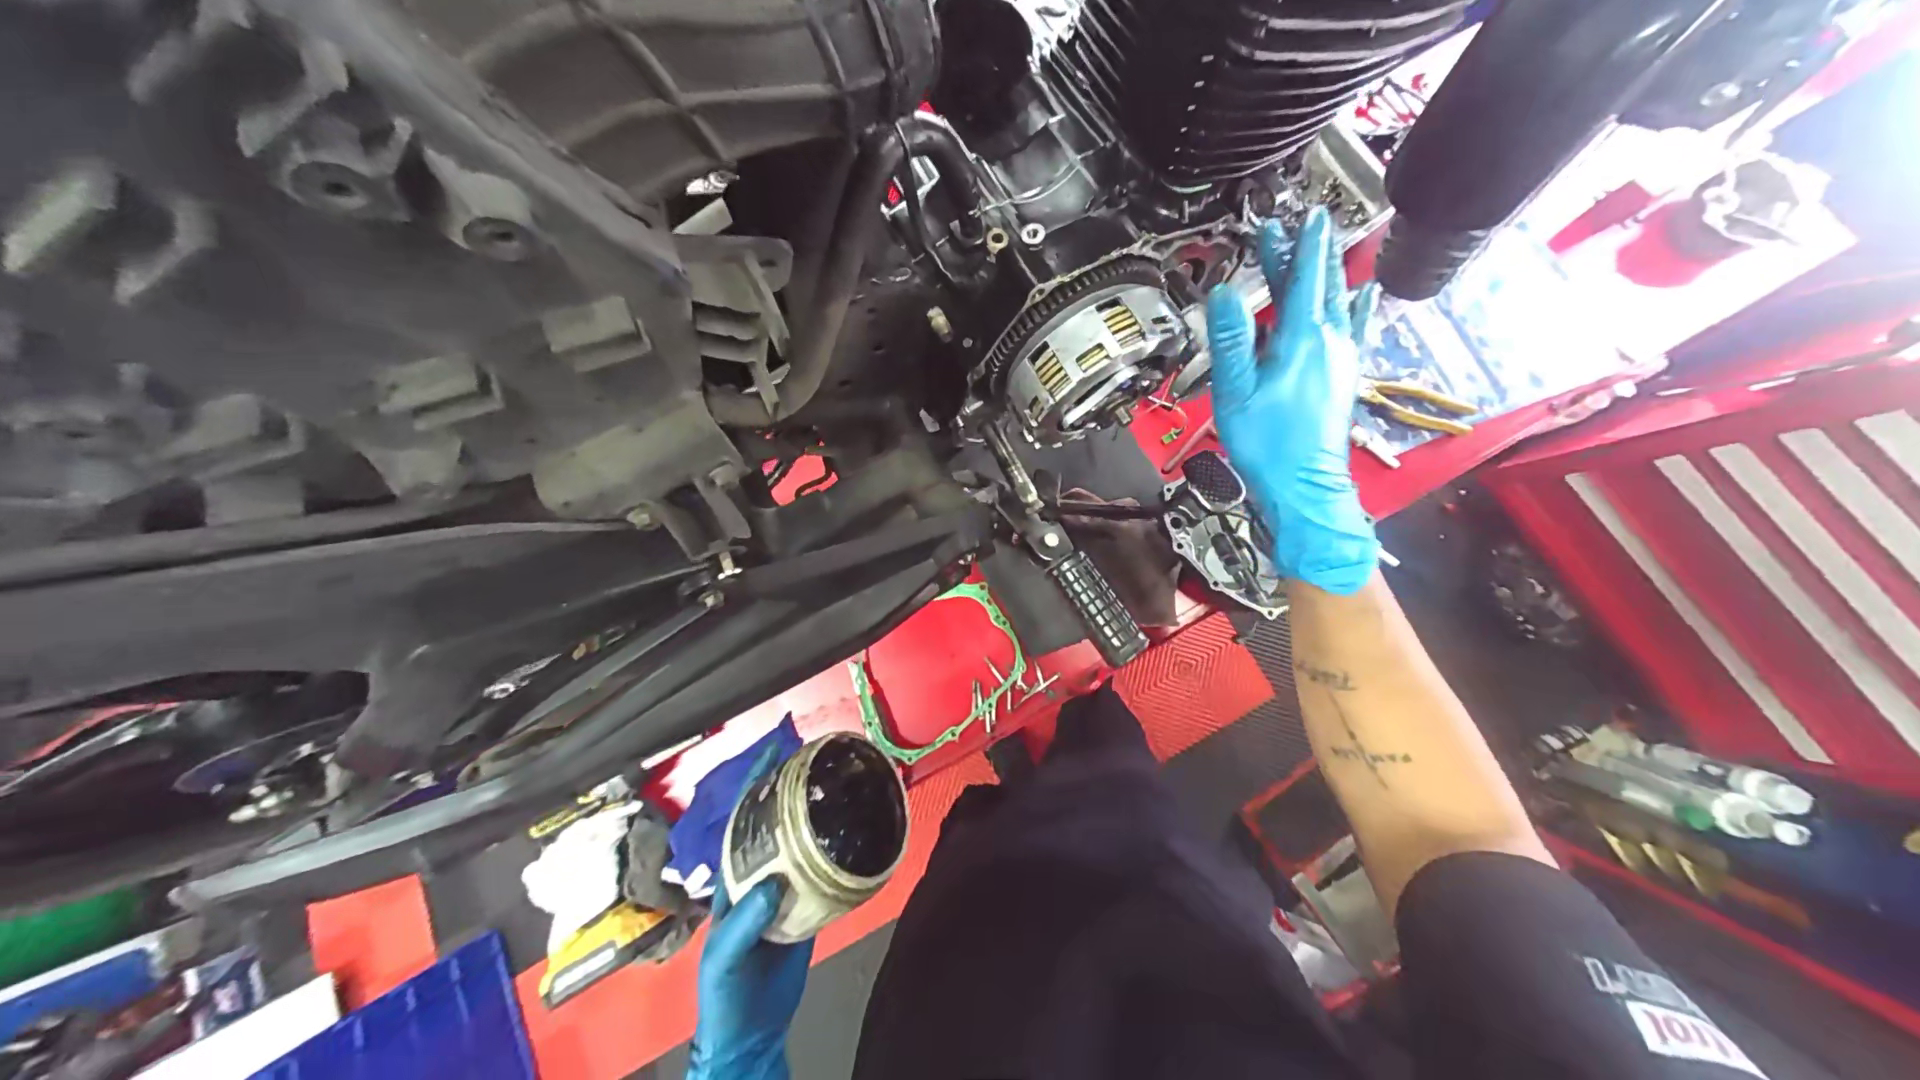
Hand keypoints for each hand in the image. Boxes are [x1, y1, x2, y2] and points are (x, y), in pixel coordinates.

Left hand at [688, 751, 813, 1079]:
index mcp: (731, 880)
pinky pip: (821, 873)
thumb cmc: (725, 995)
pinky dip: (833, 853)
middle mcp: (757, 876)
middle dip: (790, 790)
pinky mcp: (806, 908)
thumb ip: (744, 922)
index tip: (772, 750)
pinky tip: (851, 838)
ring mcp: (783, 891)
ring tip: (837, 789)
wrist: (751, 1035)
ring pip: (799, 844)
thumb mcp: (725, 960)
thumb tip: (774, 882)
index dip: (753, 784)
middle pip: (774, 824)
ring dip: (814, 817)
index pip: (741, 821)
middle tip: (816, 762)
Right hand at [1205, 207, 1379, 595]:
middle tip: (1295, 230)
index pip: (1304, 277)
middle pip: (1321, 285)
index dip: (1302, 244)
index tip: (1304, 216)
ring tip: (1317, 255)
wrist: (1304, 484)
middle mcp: (1330, 342)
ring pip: (1338, 303)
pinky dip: (1352, 304)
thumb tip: (1222, 296)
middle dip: (1308, 255)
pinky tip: (1360, 297)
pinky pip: (1352, 327)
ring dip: (1325, 275)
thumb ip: (1230, 340)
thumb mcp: (1236, 391)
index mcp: (1302, 340)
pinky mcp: (1343, 376)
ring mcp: (1341, 359)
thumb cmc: (1268, 443)